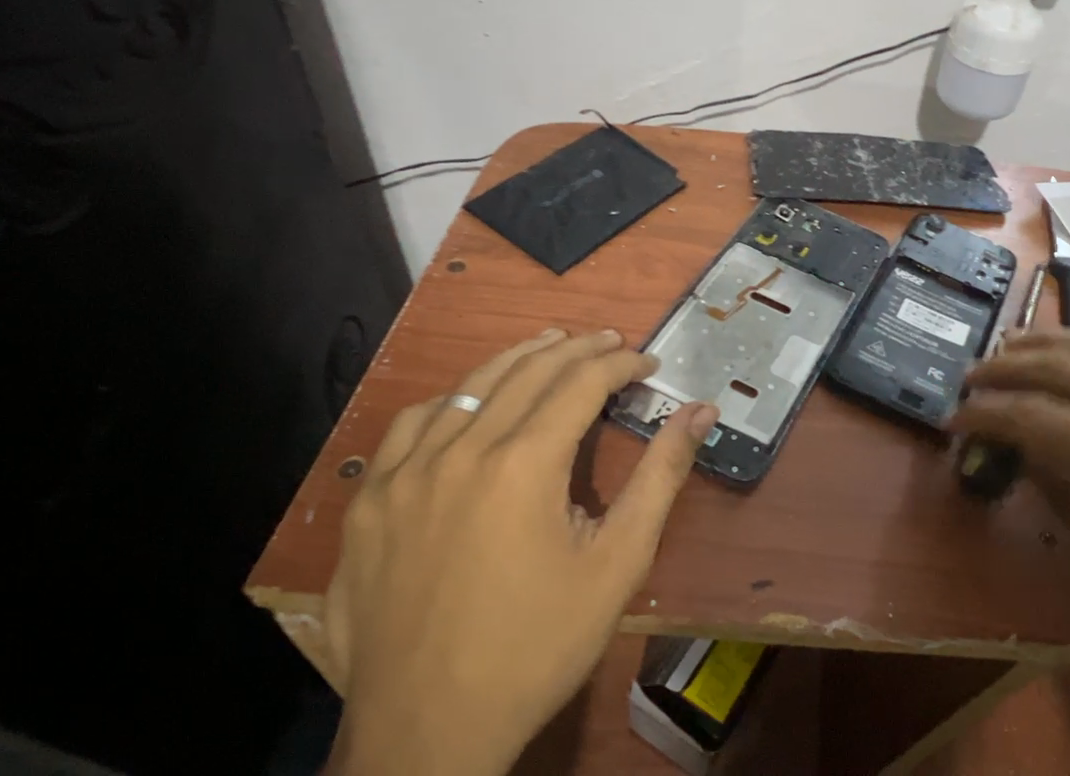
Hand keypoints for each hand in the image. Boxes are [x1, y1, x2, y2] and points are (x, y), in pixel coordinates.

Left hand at [322, 329, 717, 775]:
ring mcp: (403, 473)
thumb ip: (661, 476)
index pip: (580, 383)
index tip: (648, 363)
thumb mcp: (618, 562)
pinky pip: (412, 424)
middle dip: (575, 350)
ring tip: (549, 346)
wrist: (430, 726)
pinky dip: (451, 399)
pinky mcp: (368, 501)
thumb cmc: (539, 645)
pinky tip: (466, 403)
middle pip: (525, 373)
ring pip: (465, 387)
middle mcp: (459, 450)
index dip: (619, 364)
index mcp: (523, 464)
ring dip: (515, 360)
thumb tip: (700, 410)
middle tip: (609, 342)